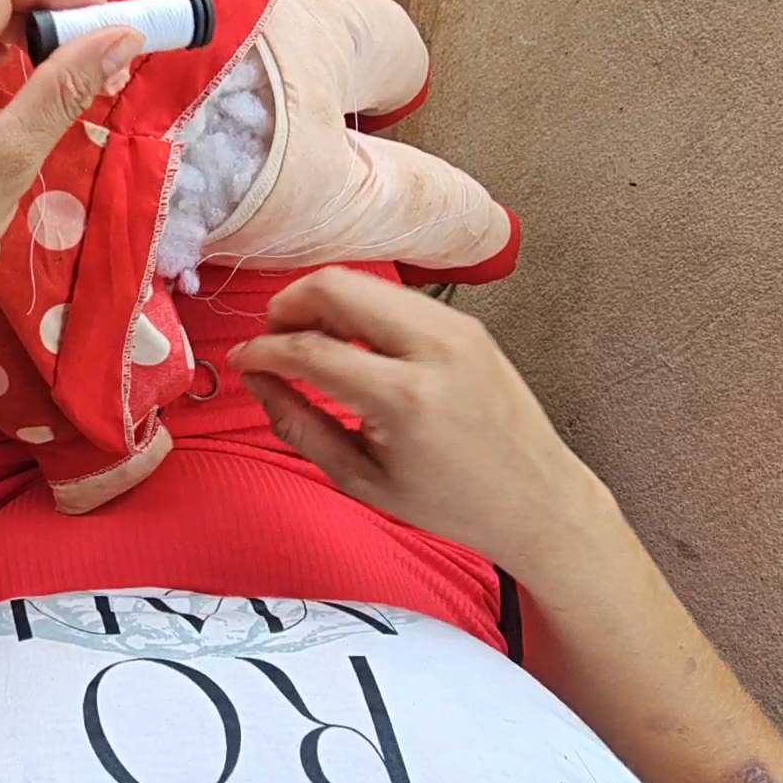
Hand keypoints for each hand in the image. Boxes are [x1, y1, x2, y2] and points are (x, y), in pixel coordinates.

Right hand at [229, 268, 617, 579]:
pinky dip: (353, 308)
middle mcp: (433, 347)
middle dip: (286, 307)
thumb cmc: (450, 502)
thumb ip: (296, 424)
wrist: (540, 501)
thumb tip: (258, 381)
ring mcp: (455, 327)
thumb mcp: (358, 478)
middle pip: (333, 286)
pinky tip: (346, 342)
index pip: (309, 349)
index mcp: (405, 397)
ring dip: (318, 303)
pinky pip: (389, 295)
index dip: (262, 351)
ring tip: (305, 342)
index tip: (242, 361)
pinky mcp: (464, 322)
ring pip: (359, 281)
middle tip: (272, 340)